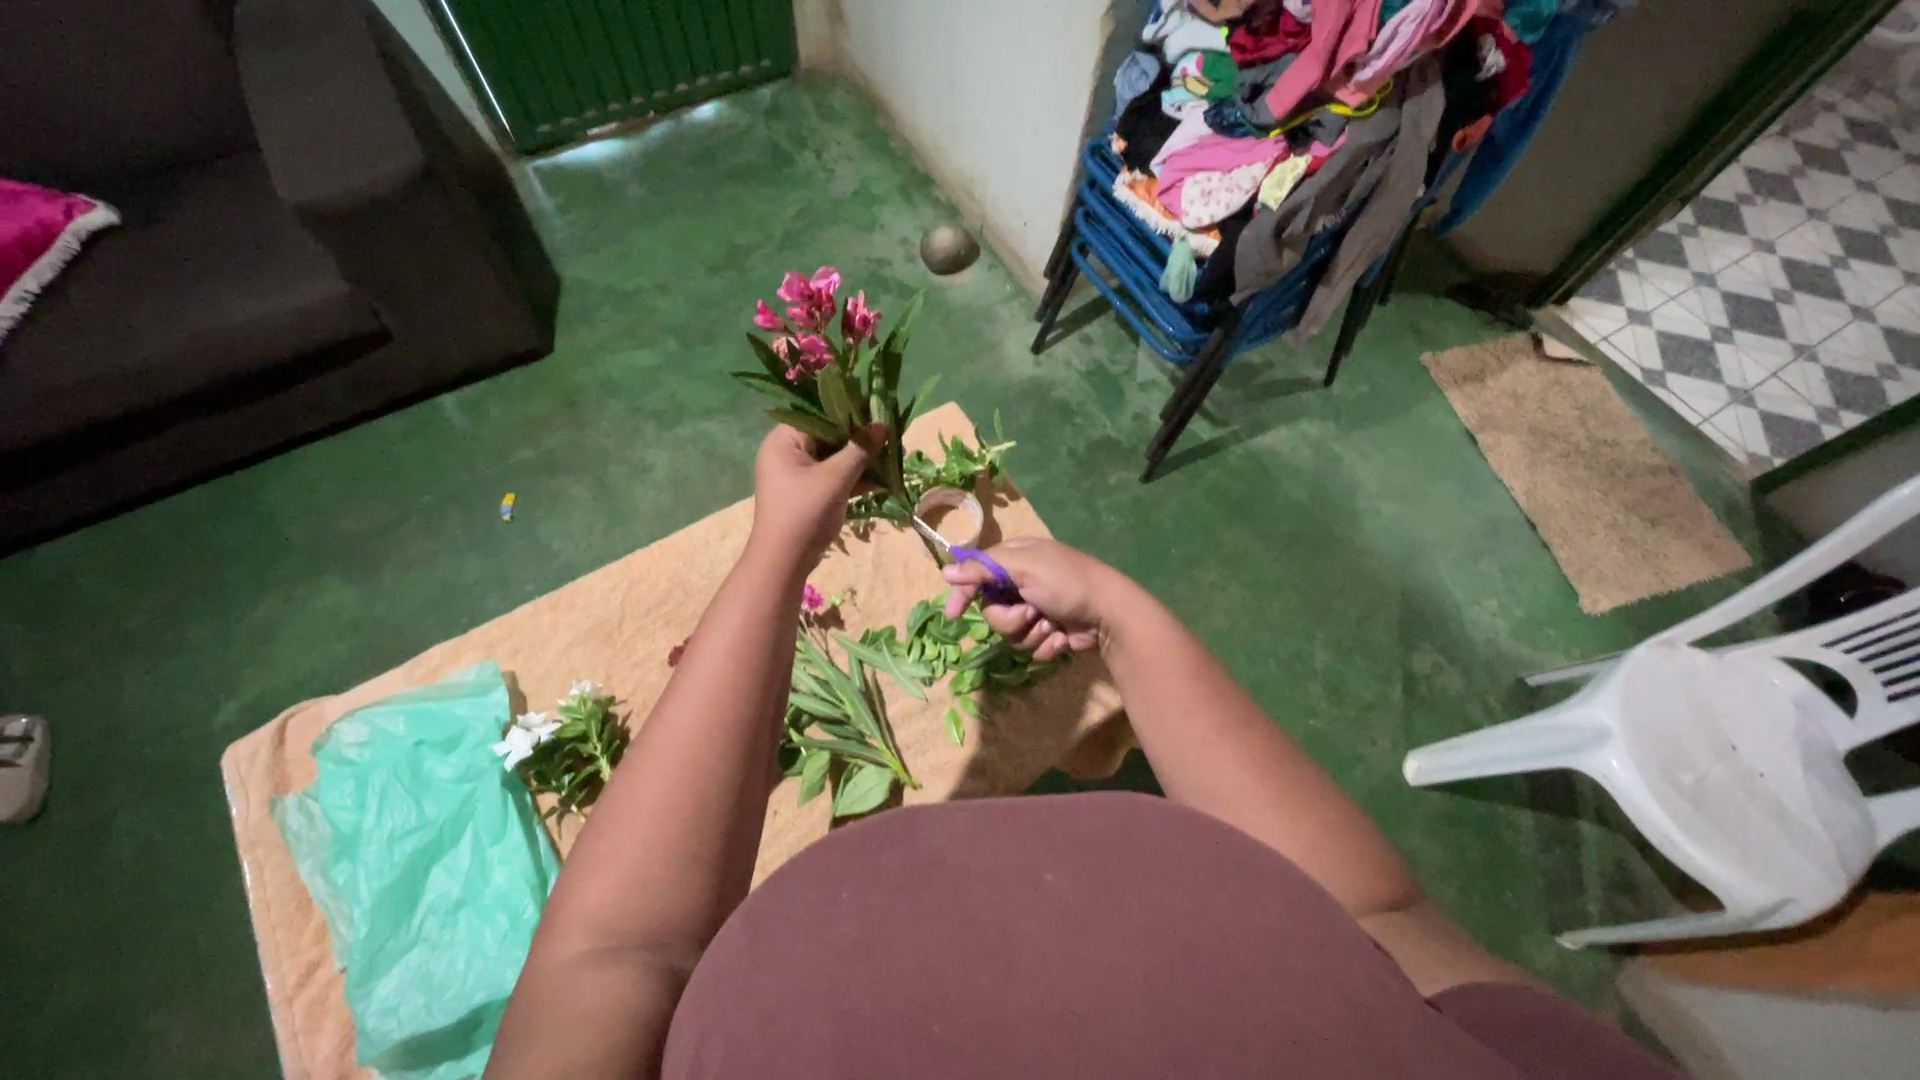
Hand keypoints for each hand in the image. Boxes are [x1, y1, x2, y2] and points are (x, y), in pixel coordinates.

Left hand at [749, 423, 880, 563]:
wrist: (785, 560)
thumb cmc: (805, 511)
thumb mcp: (836, 478)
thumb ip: (860, 449)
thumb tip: (883, 424)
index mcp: (784, 440)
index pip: (818, 414)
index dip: (848, 412)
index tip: (877, 411)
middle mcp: (788, 452)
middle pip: (828, 435)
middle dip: (859, 438)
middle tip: (889, 434)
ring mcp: (798, 474)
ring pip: (834, 457)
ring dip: (861, 459)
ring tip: (892, 455)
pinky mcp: (810, 492)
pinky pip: (834, 476)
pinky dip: (854, 477)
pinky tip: (882, 479)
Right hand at [941, 538, 1120, 660]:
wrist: (1111, 613)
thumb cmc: (1067, 582)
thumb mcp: (1024, 568)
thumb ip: (984, 569)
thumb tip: (946, 572)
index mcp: (1016, 559)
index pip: (977, 574)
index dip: (963, 593)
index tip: (953, 613)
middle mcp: (1023, 583)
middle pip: (992, 610)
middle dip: (1010, 618)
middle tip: (1031, 612)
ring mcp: (1036, 609)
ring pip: (1010, 633)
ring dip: (1031, 633)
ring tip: (1052, 624)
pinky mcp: (1049, 632)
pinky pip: (1031, 647)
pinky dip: (1046, 644)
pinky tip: (1062, 636)